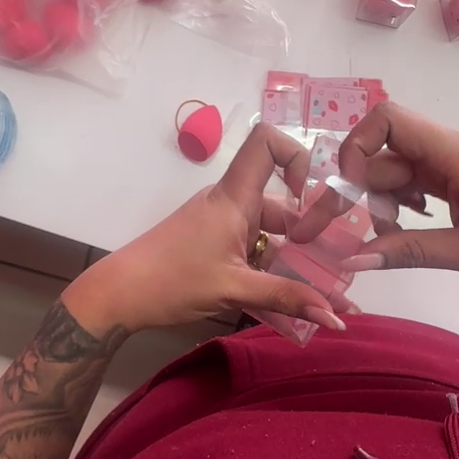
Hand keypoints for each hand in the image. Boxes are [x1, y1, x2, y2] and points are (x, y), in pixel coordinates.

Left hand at [62, 124, 349, 334]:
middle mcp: (231, 204)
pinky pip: (255, 252)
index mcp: (234, 197)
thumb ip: (287, 299)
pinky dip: (273, 273)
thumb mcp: (234, 290)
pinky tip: (293, 305)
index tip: (309, 199)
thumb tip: (338, 316)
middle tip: (340, 269)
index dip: (297, 156)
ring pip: (272, 234)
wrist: (118, 296)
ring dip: (296, 263)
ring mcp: (222, 226)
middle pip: (282, 204)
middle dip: (313, 236)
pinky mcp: (214, 246)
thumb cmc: (172, 281)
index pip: (266, 142)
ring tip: (326, 297)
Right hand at [291, 102, 458, 283]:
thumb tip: (352, 259)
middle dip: (358, 192)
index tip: (348, 190)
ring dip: (381, 204)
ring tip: (389, 240)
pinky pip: (416, 182)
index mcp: (452, 154)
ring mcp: (455, 164)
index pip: (387, 119)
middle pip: (383, 155)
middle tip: (344, 235)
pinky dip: (402, 205)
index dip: (356, 146)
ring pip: (396, 172)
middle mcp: (448, 150)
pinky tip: (409, 230)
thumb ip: (407, 252)